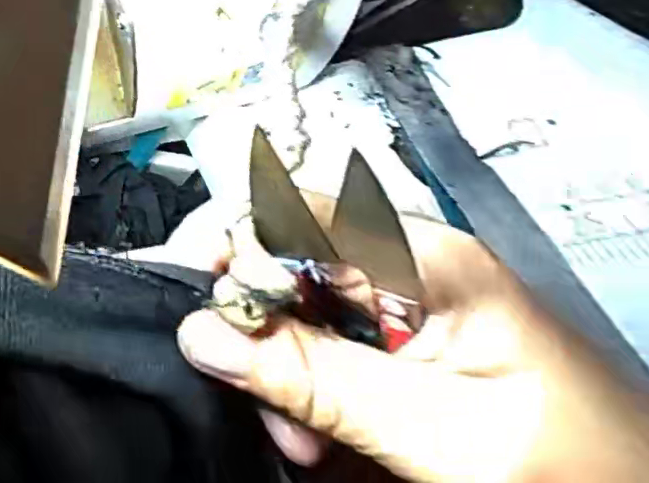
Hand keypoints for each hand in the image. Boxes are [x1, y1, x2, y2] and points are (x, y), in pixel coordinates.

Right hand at [163, 197, 648, 482]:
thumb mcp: (448, 440)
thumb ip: (316, 380)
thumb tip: (200, 334)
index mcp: (423, 257)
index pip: (282, 209)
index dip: (228, 246)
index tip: (203, 308)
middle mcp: (399, 261)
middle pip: (271, 253)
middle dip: (248, 317)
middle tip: (249, 385)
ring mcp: (394, 297)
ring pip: (280, 299)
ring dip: (267, 359)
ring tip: (296, 432)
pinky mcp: (390, 335)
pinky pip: (307, 334)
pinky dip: (292, 376)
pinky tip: (311, 426)